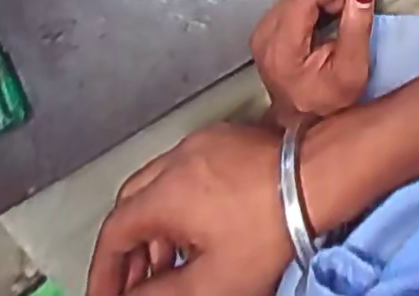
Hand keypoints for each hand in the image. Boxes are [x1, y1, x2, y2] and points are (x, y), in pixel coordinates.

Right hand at [87, 125, 292, 294]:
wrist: (315, 177)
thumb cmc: (267, 229)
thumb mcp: (208, 283)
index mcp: (167, 190)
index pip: (114, 231)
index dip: (104, 273)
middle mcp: (180, 156)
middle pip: (132, 201)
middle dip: (127, 246)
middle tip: (136, 283)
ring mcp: (206, 140)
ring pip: (160, 181)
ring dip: (154, 223)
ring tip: (169, 263)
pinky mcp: (229, 136)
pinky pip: (188, 167)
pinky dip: (179, 199)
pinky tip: (198, 228)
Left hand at [252, 0, 374, 127]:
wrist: (304, 123)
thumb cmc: (331, 102)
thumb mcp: (353, 69)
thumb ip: (357, 26)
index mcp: (281, 49)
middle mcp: (265, 37)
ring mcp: (262, 33)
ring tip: (345, 7)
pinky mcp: (265, 30)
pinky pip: (293, 1)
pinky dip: (315, 0)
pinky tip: (330, 11)